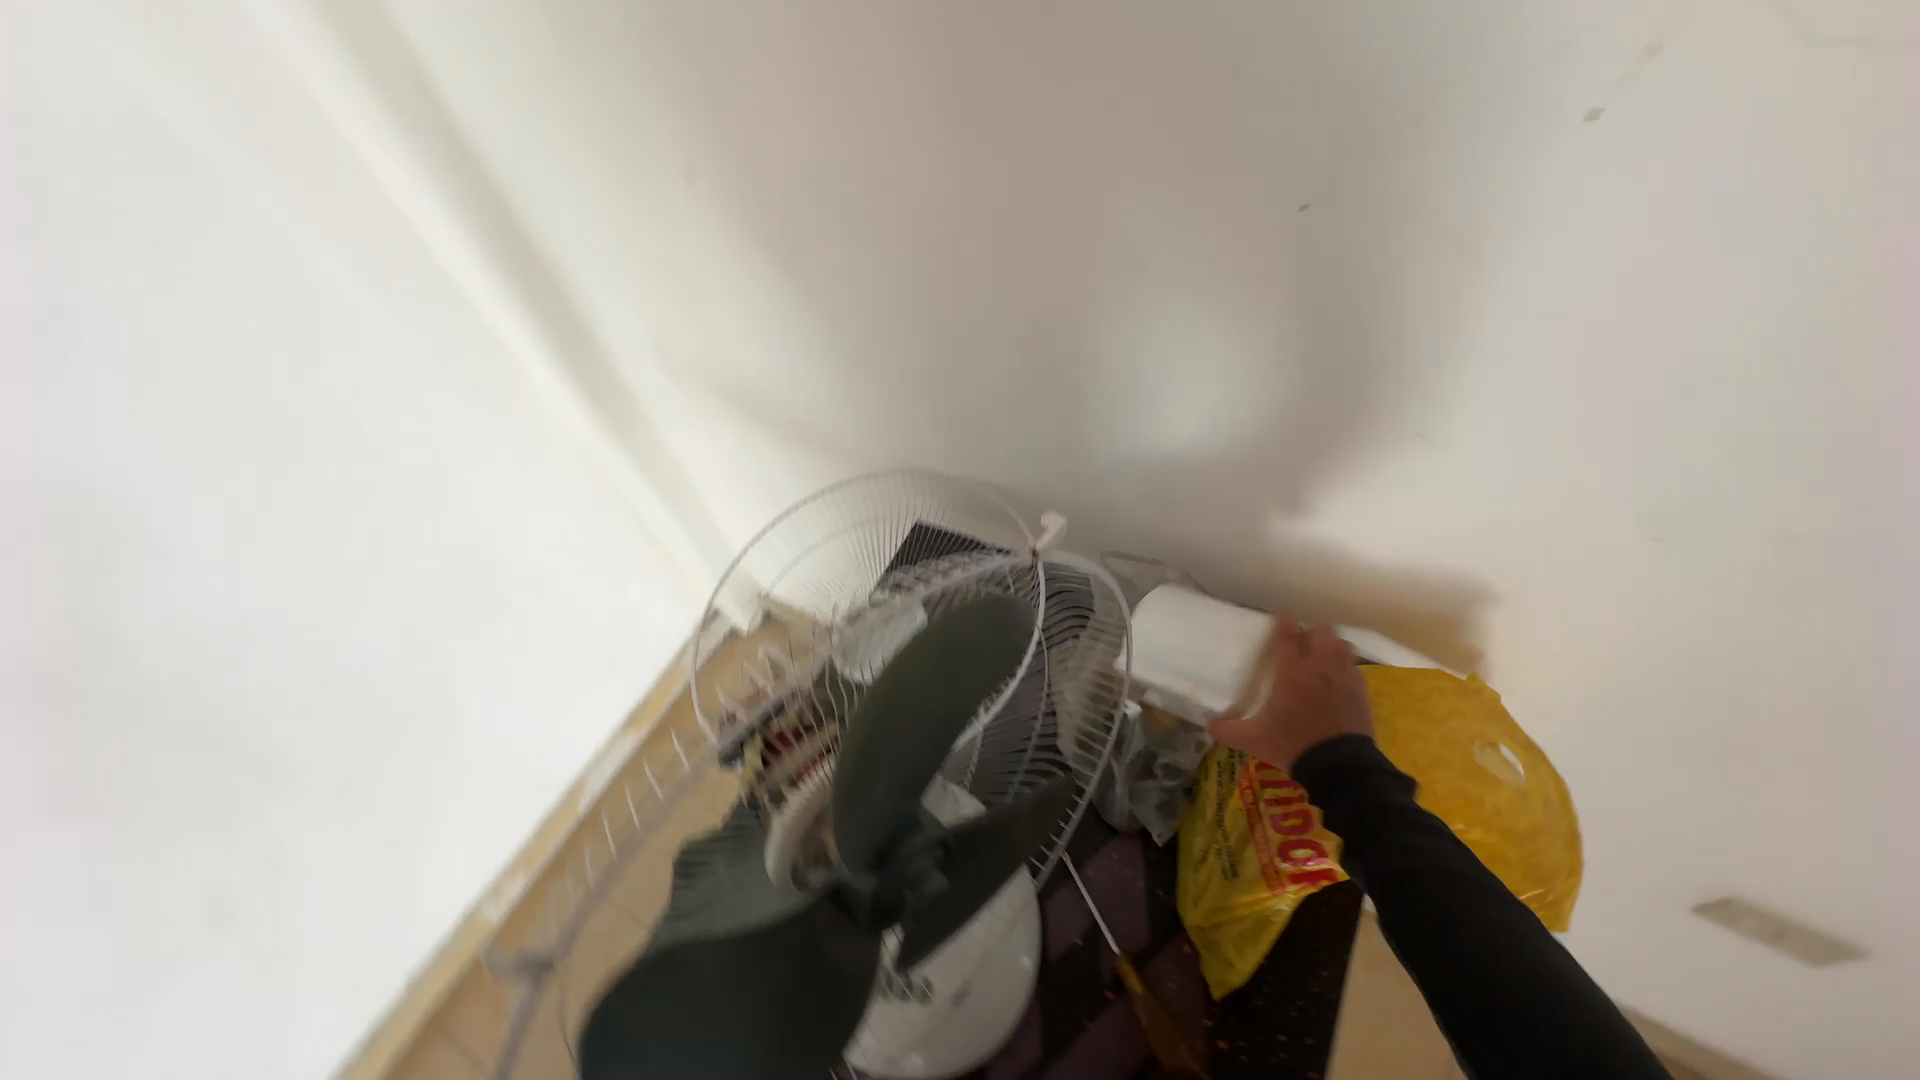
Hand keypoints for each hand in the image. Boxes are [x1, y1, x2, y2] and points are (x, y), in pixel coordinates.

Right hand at [1205, 613, 1374, 769]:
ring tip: (1322, 657)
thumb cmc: (1293, 746)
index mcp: (1291, 673)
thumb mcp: (1253, 740)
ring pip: (1342, 644)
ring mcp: (1344, 677)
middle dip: (1311, 633)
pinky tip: (1338, 677)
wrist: (1339, 767)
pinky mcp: (1361, 691)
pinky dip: (1345, 665)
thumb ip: (1227, 730)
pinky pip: (1355, 665)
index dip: (1284, 621)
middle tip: (1301, 644)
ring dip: (1331, 646)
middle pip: (1322, 631)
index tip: (1282, 615)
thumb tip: (1207, 723)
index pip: (1288, 635)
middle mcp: (1319, 668)